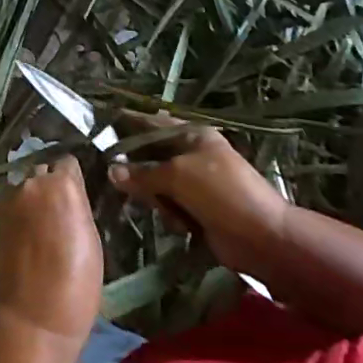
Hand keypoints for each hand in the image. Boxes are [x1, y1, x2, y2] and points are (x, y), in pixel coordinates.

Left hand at [0, 155, 102, 362]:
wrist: (31, 315)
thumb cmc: (75, 285)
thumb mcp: (92, 240)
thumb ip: (79, 206)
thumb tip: (74, 191)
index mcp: (63, 186)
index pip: (68, 163)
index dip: (73, 176)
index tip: (78, 189)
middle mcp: (32, 181)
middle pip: (44, 169)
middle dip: (52, 182)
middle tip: (60, 206)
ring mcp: (9, 194)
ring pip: (25, 182)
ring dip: (34, 193)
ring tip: (42, 218)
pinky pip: (12, 197)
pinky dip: (20, 205)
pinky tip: (27, 226)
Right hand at [107, 119, 290, 279]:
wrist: (265, 240)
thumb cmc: (222, 193)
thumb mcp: (177, 176)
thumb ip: (142, 173)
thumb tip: (111, 171)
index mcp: (192, 135)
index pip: (149, 122)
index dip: (125, 123)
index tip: (97, 126)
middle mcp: (191, 154)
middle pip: (148, 154)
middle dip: (135, 168)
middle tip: (115, 178)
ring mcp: (195, 182)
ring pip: (155, 182)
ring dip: (154, 197)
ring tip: (160, 208)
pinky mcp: (196, 208)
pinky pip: (168, 205)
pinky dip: (168, 214)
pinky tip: (176, 223)